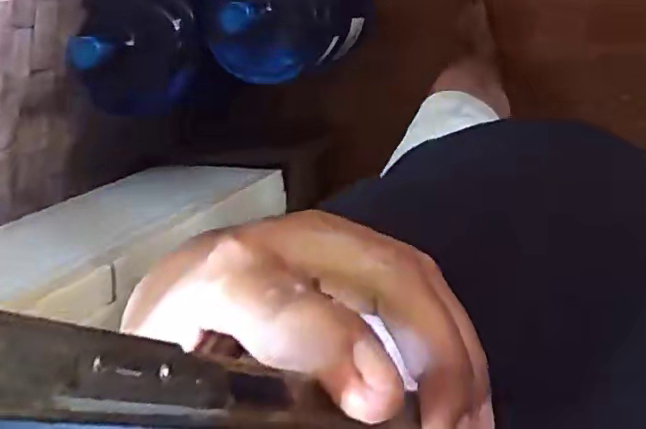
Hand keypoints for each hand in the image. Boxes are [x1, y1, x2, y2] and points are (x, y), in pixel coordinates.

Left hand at [123, 211, 490, 428]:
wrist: (185, 288)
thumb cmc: (170, 352)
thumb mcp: (176, 385)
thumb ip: (230, 405)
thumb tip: (354, 408)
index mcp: (221, 277)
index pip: (284, 305)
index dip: (340, 347)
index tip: (384, 406)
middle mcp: (290, 240)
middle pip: (380, 273)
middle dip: (431, 345)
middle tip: (452, 425)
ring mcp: (336, 235)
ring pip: (415, 273)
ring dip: (456, 343)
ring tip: (475, 415)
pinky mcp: (363, 245)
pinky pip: (421, 280)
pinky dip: (452, 332)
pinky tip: (467, 384)